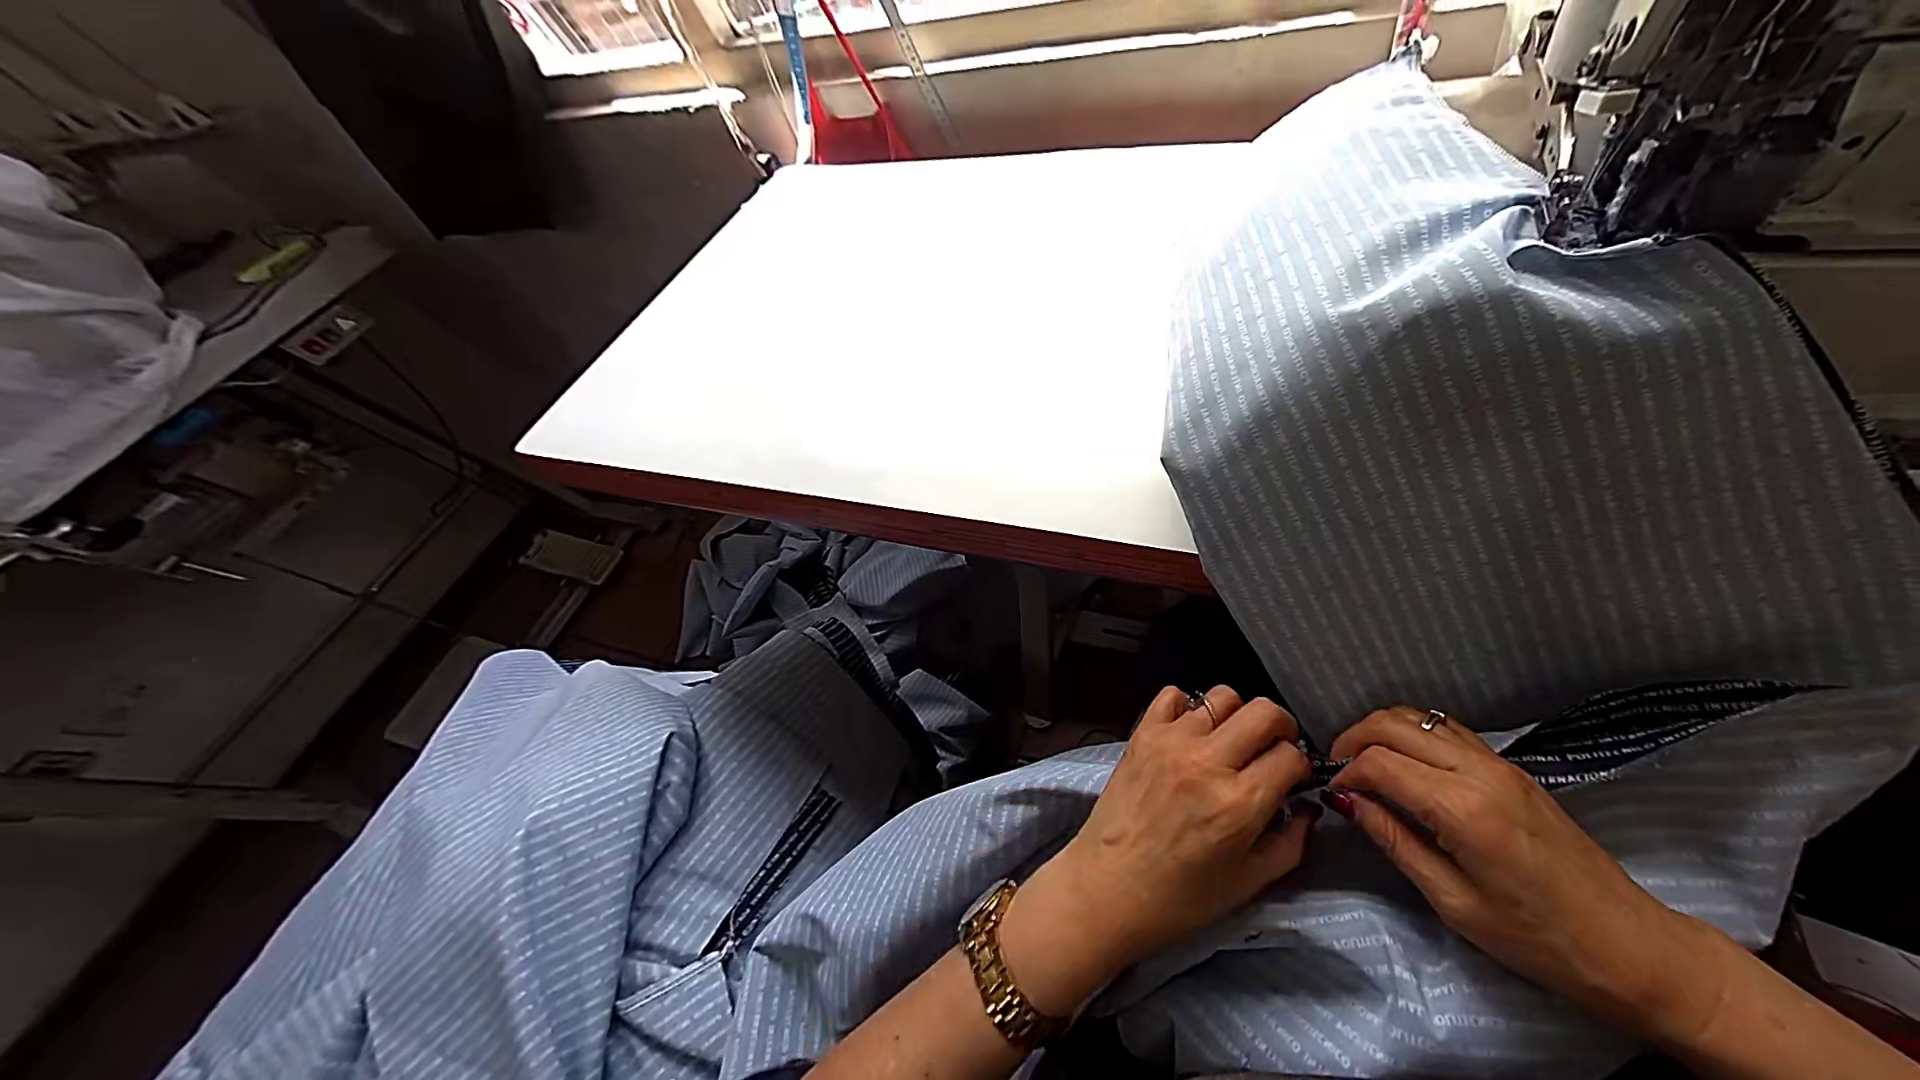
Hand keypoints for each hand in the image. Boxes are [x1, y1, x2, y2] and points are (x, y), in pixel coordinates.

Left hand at [997, 686, 1318, 1014]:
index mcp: (1240, 802)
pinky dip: (1188, 707)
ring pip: (1221, 697)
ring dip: (1236, 716)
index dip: (1299, 766)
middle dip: (1280, 728)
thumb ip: (1291, 841)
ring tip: (1230, 742)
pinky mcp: (1141, 735)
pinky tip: (1190, 733)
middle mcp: (1207, 761)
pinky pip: (1172, 696)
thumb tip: (1307, 806)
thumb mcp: (1251, 881)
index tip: (1291, 778)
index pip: (1290, 755)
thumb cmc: (1181, 896)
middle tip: (1272, 749)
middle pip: (1264, 712)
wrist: (1109, 886)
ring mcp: (1171, 742)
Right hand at [1325, 706, 1723, 1039]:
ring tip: (1365, 764)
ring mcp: (1500, 765)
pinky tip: (1405, 763)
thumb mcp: (1452, 900)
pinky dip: (1412, 733)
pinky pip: (1447, 729)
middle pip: (1393, 724)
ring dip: (1381, 731)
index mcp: (1463, 809)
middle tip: (1339, 772)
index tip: (1335, 796)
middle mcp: (1481, 772)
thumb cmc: (1539, 939)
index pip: (1379, 762)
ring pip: (1419, 717)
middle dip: (1353, 741)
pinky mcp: (1512, 769)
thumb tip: (1345, 802)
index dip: (1345, 774)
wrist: (1634, 949)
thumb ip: (1394, 840)